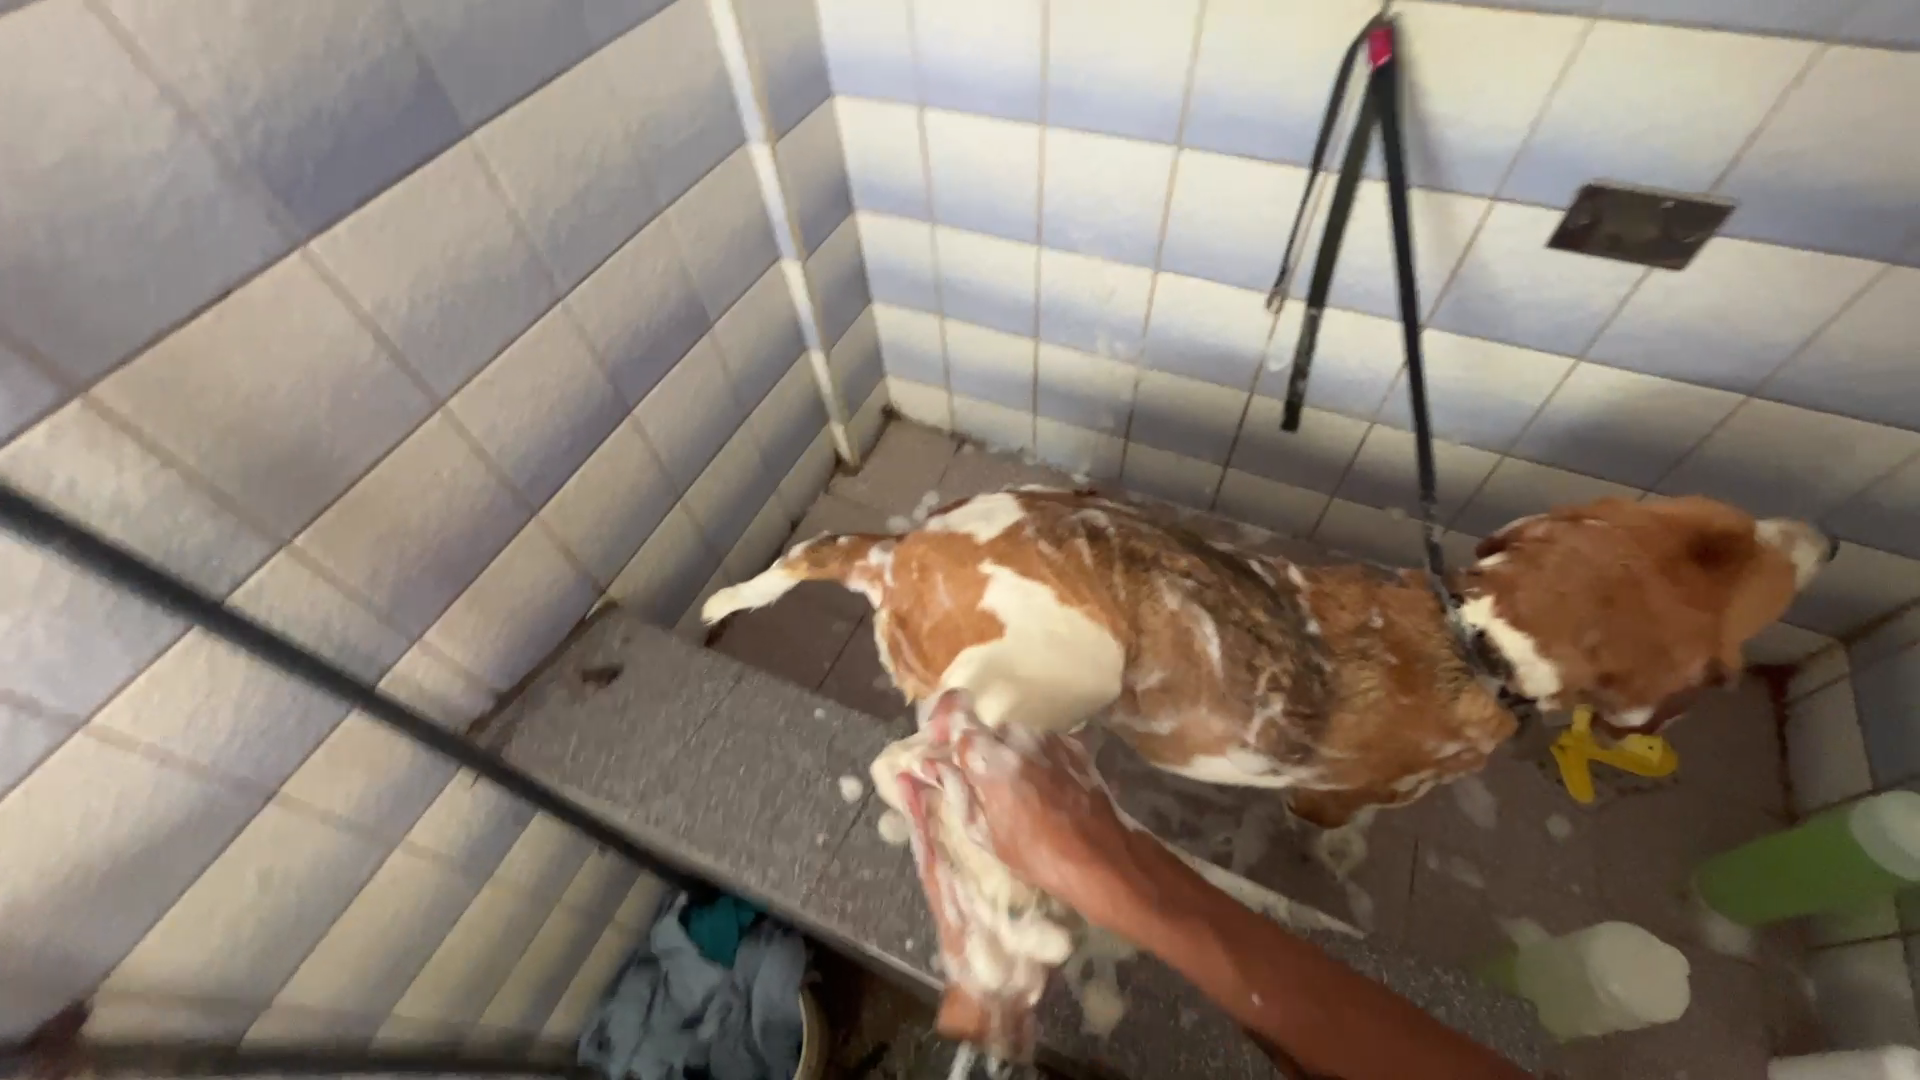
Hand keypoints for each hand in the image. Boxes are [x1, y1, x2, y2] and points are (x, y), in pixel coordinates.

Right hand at [946, 722, 1152, 932]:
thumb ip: (956, 791)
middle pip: (989, 730)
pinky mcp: (1073, 744)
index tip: (942, 739)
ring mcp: (1050, 737)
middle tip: (985, 783)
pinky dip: (1037, 758)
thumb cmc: (1036, 854)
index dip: (946, 720)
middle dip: (982, 751)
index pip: (958, 715)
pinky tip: (1046, 789)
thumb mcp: (984, 833)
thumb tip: (934, 765)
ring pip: (1017, 736)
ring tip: (1021, 791)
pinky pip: (1043, 743)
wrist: (1102, 856)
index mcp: (990, 758)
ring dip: (1011, 755)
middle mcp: (1019, 736)